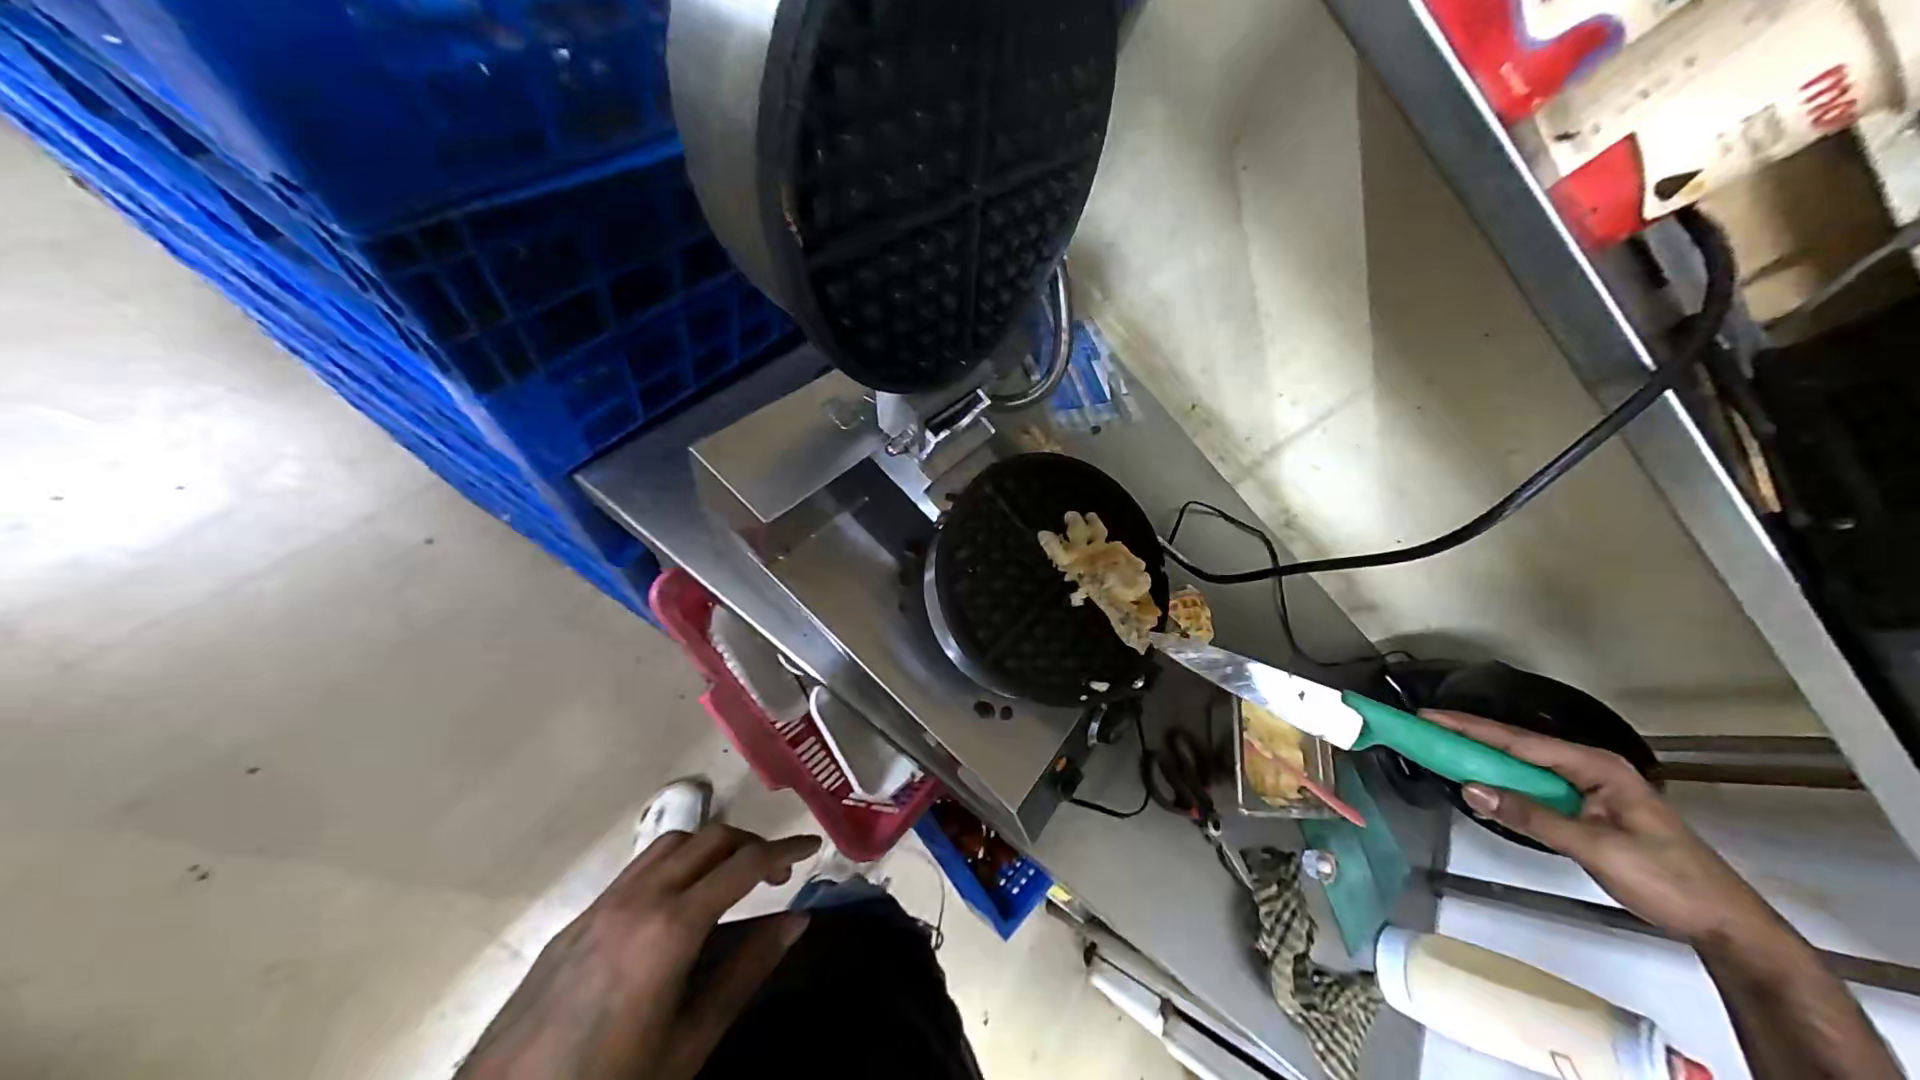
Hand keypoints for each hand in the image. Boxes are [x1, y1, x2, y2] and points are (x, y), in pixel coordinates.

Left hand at [456, 824, 820, 1079]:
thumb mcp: (689, 1042)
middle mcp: (638, 899)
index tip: (814, 845)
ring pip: (671, 844)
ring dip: (711, 847)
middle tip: (778, 871)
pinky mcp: (578, 920)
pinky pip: (639, 869)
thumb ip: (746, 972)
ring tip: (732, 879)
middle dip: (752, 843)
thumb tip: (796, 921)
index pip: (744, 865)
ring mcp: (602, 905)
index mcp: (671, 928)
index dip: (785, 848)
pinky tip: (679, 905)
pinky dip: (676, 865)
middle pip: (709, 838)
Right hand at [1421, 710, 1775, 943]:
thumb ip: (1531, 816)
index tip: (1429, 717)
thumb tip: (1471, 789)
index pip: (1520, 740)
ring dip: (1485, 757)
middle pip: (1519, 745)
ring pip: (1525, 765)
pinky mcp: (1588, 808)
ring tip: (1443, 748)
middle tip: (1426, 728)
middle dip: (1471, 735)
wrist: (1725, 924)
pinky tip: (1482, 781)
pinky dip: (1504, 781)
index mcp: (1597, 766)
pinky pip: (1534, 785)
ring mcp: (1591, 788)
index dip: (1471, 728)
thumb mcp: (1596, 848)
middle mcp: (1592, 768)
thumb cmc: (1668, 881)